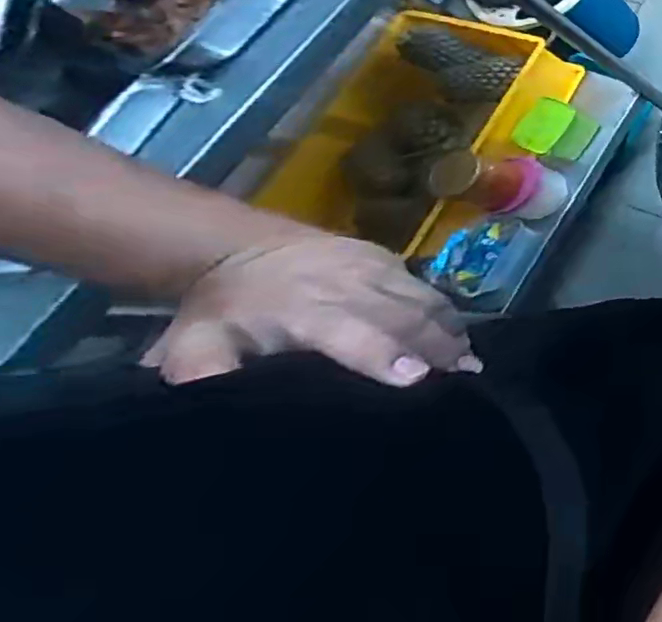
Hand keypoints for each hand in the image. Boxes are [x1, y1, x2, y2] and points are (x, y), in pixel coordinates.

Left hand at [142, 236, 475, 385]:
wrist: (248, 249)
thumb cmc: (222, 311)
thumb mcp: (190, 347)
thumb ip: (202, 376)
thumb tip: (216, 412)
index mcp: (305, 311)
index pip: (354, 333)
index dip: (385, 355)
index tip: (416, 380)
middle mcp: (351, 286)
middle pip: (405, 317)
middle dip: (437, 348)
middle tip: (465, 380)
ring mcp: (379, 270)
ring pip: (426, 302)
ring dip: (451, 333)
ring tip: (472, 365)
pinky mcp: (395, 263)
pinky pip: (429, 291)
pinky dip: (449, 316)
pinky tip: (463, 338)